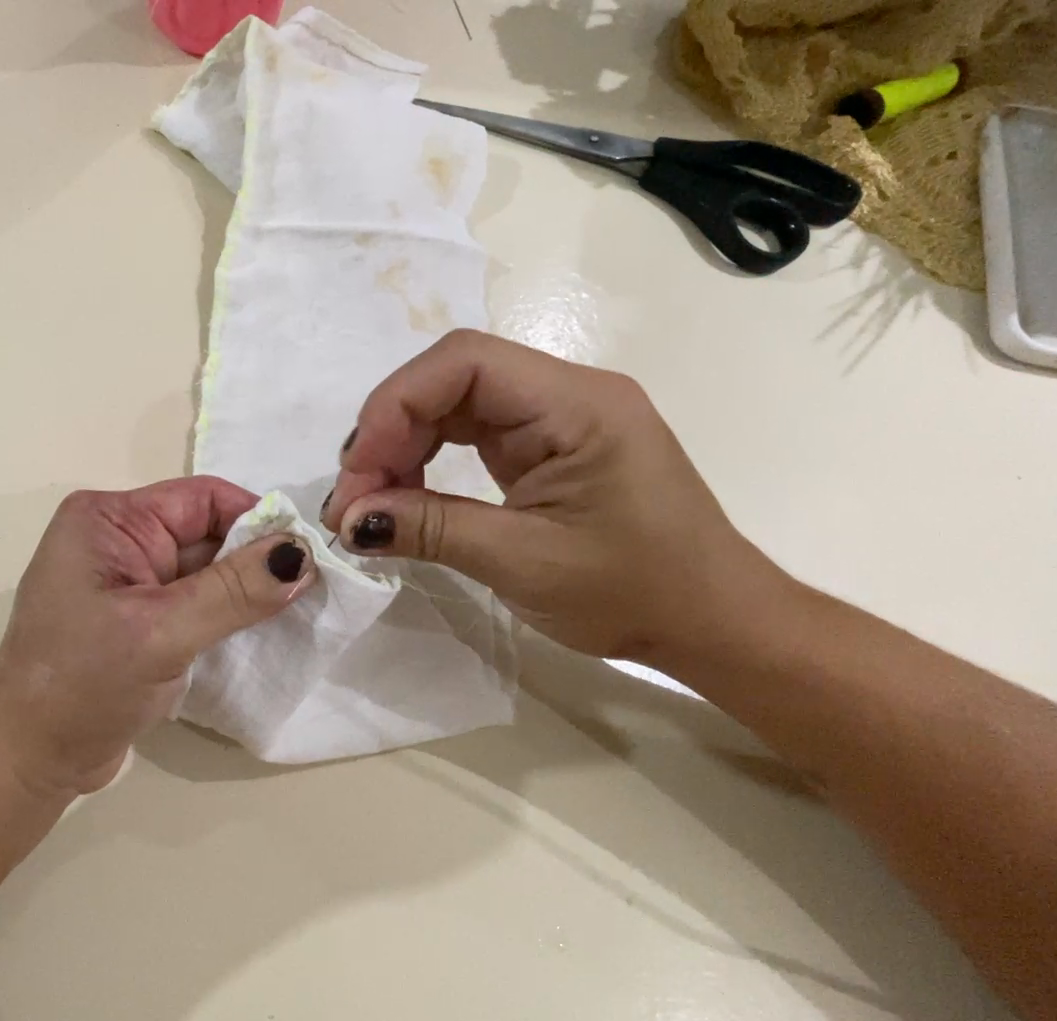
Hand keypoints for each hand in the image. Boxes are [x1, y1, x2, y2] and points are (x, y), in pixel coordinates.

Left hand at [0, 477, 313, 796]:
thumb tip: (302, 555)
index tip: (311, 557)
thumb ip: (233, 592)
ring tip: (299, 615)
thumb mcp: (161, 631)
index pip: (201, 500)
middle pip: (207, 535)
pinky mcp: (136, 624)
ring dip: (246, 594)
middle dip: (257, 561)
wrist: (29, 757)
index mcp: (108, 521)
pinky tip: (263, 636)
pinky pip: (194, 607)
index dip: (257, 522)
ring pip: (205, 574)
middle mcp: (117, 542)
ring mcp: (126, 585)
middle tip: (315, 591)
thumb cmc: (83, 684)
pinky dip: (226, 619)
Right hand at [322, 330, 788, 662]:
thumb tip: (346, 521)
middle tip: (352, 500)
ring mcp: (554, 418)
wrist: (710, 623)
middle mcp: (565, 394)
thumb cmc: (632, 592)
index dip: (395, 407)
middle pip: (450, 377)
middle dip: (389, 431)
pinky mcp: (543, 447)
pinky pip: (468, 432)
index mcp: (576, 404)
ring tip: (368, 503)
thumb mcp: (521, 562)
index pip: (462, 362)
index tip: (358, 477)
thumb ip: (429, 529)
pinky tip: (403, 496)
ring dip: (400, 446)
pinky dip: (425, 460)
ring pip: (452, 403)